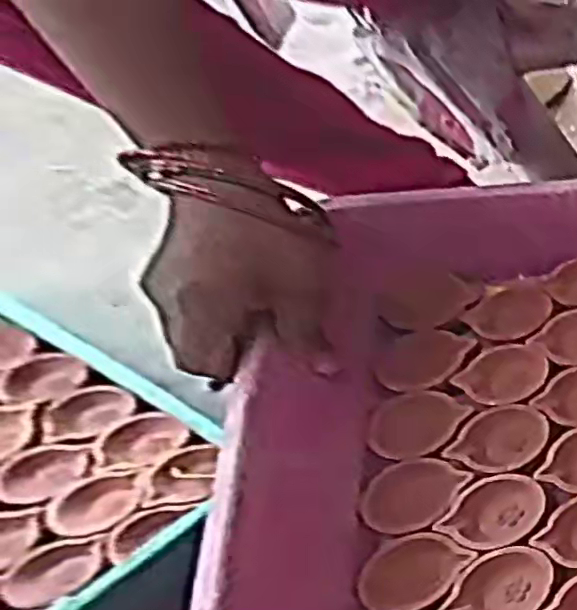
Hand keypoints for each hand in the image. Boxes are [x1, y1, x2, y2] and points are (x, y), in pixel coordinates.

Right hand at [142, 197, 331, 381]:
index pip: (205, 368)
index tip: (285, 376)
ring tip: (284, 329)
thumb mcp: (302, 293)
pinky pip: (203, 307)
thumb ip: (307, 336)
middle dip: (246, 359)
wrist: (222, 175)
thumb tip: (322, 372)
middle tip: (291, 354)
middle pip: (202, 351)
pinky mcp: (176, 266)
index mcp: (196, 315)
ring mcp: (166, 282)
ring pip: (203, 329)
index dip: (244, 379)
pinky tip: (267, 307)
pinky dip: (233, 316)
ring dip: (242, 336)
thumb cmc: (268, 238)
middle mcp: (167, 302)